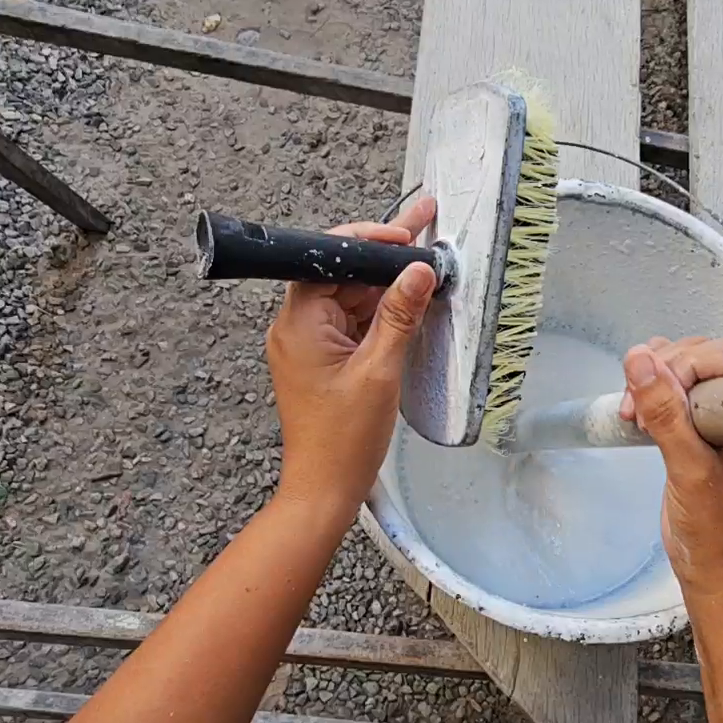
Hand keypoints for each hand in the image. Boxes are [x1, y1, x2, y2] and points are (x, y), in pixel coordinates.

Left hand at [268, 197, 437, 518]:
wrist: (325, 488)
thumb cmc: (343, 440)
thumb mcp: (380, 371)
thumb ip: (399, 316)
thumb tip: (418, 271)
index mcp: (299, 324)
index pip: (327, 259)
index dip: (368, 241)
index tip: (407, 234)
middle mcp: (296, 328)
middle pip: (341, 277)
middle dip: (383, 261)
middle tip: (424, 240)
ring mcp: (308, 345)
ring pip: (349, 300)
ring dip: (385, 290)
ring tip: (425, 273)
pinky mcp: (322, 360)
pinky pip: (351, 325)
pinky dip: (378, 317)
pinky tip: (409, 308)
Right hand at [620, 336, 722, 602]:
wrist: (710, 566)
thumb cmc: (716, 532)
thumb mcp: (689, 472)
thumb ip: (666, 416)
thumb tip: (641, 363)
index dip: (692, 364)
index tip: (661, 390)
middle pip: (708, 356)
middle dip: (668, 372)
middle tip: (640, 409)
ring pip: (689, 368)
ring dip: (655, 381)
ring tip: (635, 413)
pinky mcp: (701, 425)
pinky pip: (676, 388)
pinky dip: (652, 391)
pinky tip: (638, 409)